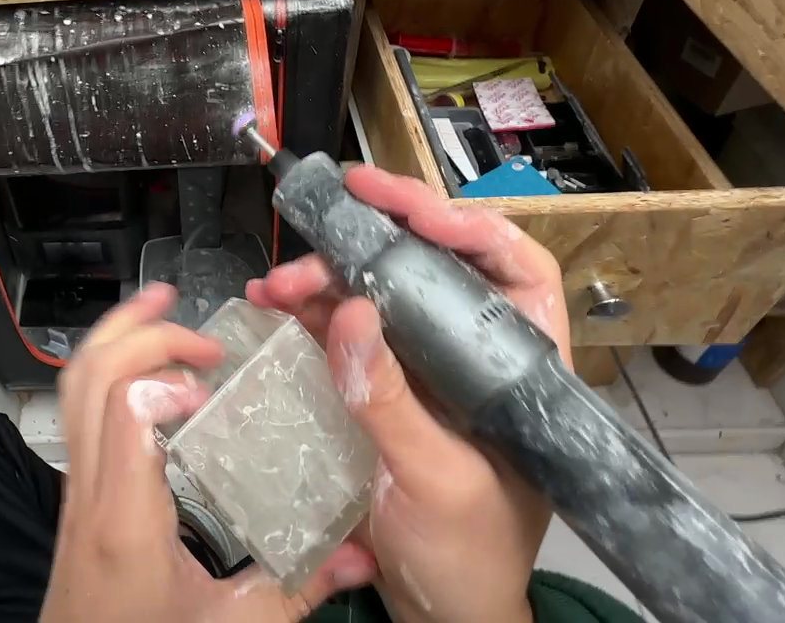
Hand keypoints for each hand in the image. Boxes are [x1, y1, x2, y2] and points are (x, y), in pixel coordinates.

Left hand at [41, 282, 375, 622]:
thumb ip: (297, 587)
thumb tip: (361, 554)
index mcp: (126, 519)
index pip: (124, 410)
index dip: (164, 378)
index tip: (210, 384)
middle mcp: (90, 487)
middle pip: (92, 376)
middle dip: (142, 330)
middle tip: (199, 331)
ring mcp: (74, 481)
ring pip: (75, 381)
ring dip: (116, 333)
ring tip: (159, 305)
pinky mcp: (75, 484)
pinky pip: (77, 401)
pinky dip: (107, 362)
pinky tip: (146, 364)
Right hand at [246, 166, 572, 622]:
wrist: (433, 603)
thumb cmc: (469, 550)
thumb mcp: (437, 479)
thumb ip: (392, 400)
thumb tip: (350, 313)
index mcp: (515, 364)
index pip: (514, 270)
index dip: (471, 227)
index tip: (414, 211)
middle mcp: (466, 347)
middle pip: (430, 263)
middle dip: (378, 232)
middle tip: (333, 202)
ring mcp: (416, 357)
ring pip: (374, 286)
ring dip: (323, 273)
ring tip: (278, 282)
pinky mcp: (373, 374)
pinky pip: (336, 323)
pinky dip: (302, 307)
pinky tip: (269, 301)